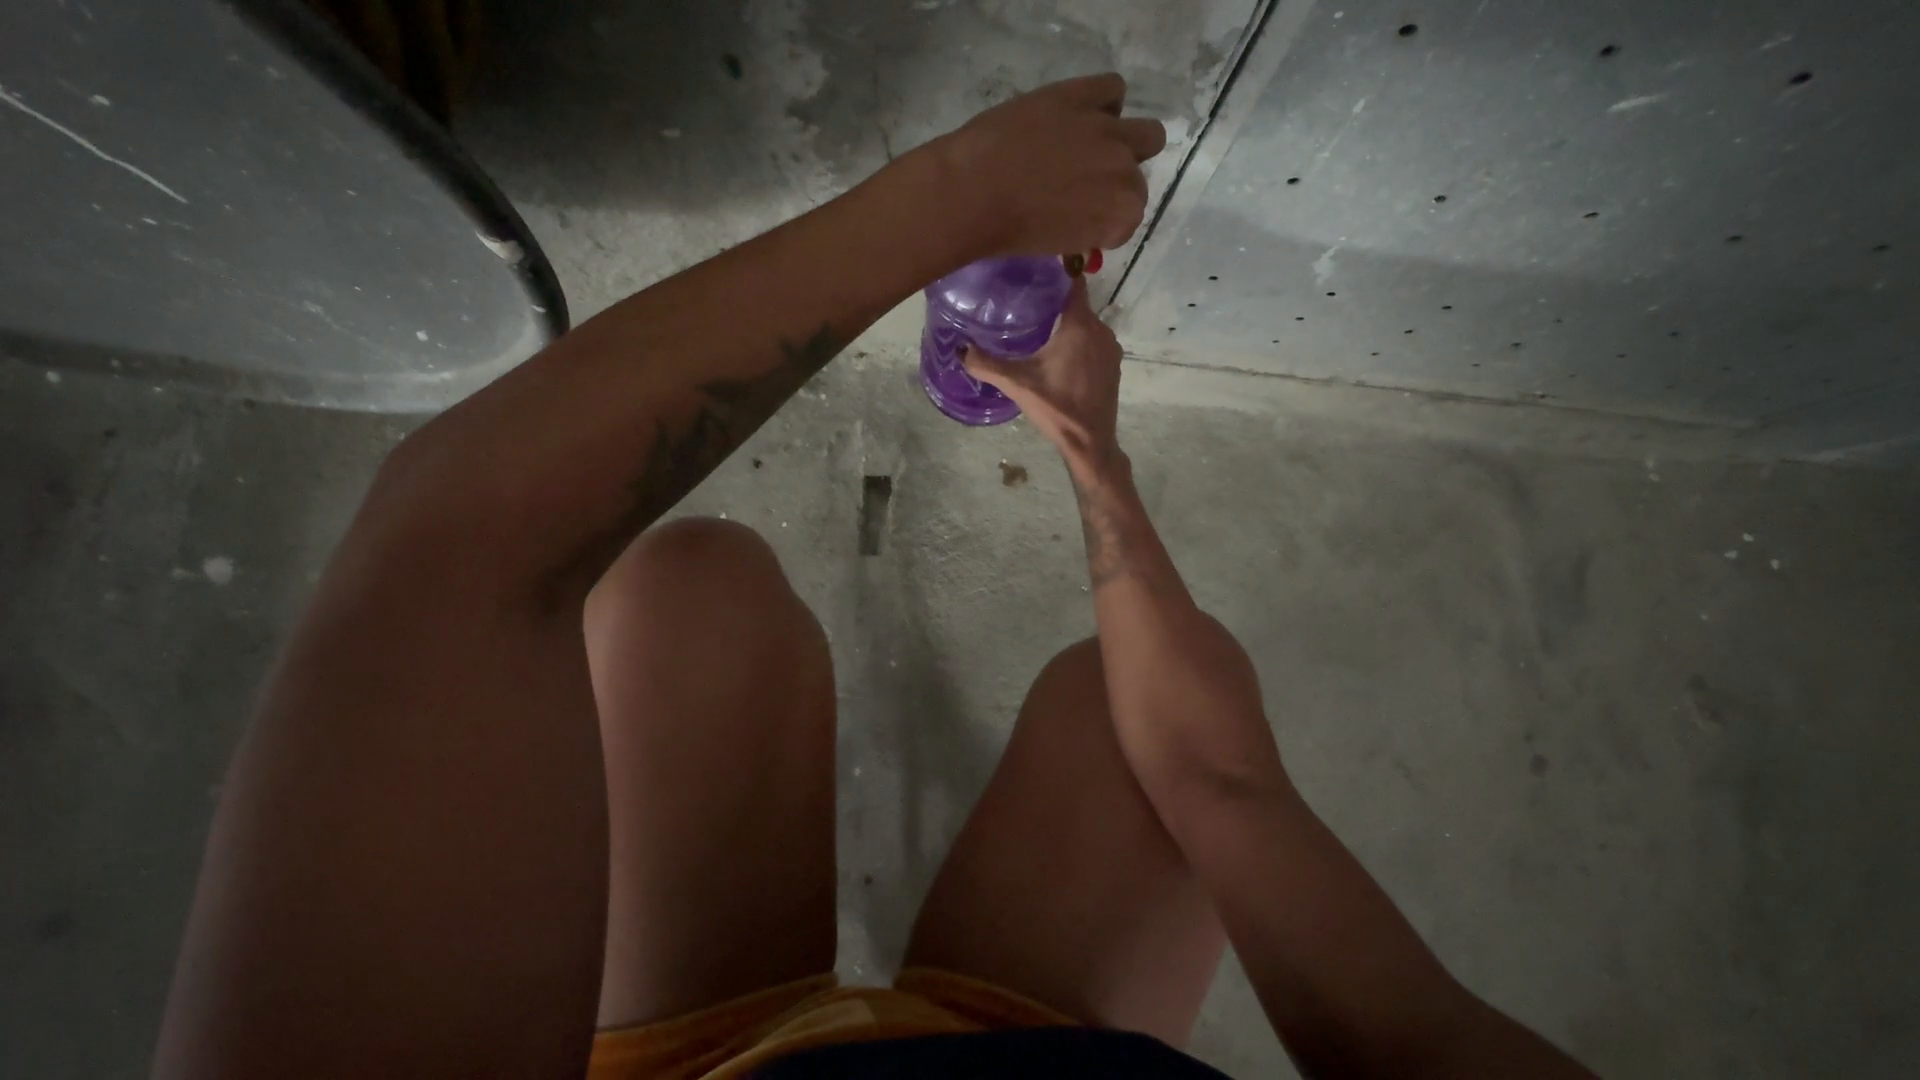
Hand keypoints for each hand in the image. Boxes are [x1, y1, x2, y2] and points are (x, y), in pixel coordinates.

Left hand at [934, 74, 1165, 257]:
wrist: (974, 191)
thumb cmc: (1009, 231)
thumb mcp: (1056, 245)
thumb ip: (1083, 230)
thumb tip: (1081, 222)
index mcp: (1121, 216)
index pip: (1126, 219)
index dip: (1102, 222)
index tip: (1078, 222)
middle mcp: (1126, 172)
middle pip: (1135, 179)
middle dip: (1113, 186)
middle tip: (1080, 187)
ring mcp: (1107, 131)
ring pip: (1146, 134)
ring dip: (1125, 144)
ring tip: (1087, 149)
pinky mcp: (1082, 96)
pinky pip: (1113, 88)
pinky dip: (1103, 101)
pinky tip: (1077, 115)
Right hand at [963, 277, 1122, 468]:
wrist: (1090, 442)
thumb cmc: (1056, 407)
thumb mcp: (1017, 384)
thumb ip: (987, 364)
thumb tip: (960, 349)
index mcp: (1080, 325)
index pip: (1073, 283)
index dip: (1058, 273)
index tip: (1037, 270)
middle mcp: (1101, 330)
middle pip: (1077, 305)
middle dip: (1056, 302)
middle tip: (1027, 302)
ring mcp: (1111, 349)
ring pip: (1087, 325)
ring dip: (1068, 325)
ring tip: (1041, 327)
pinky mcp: (1114, 366)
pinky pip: (1094, 343)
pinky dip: (1080, 343)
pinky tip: (1060, 354)